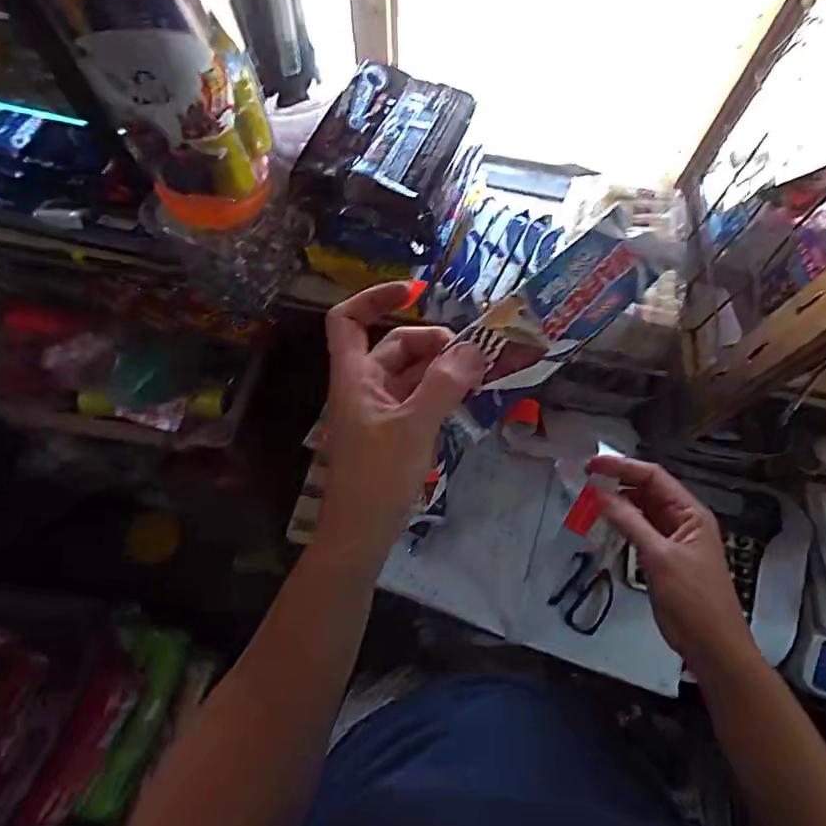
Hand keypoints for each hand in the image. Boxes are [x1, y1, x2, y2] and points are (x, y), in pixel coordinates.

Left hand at [318, 282, 486, 563]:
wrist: (361, 533)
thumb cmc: (377, 478)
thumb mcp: (414, 427)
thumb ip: (444, 385)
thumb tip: (475, 349)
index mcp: (354, 376)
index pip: (347, 319)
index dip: (375, 297)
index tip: (415, 291)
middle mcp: (364, 385)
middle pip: (394, 344)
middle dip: (432, 342)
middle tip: (472, 356)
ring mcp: (380, 408)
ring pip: (412, 372)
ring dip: (443, 367)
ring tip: (478, 373)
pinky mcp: (395, 429)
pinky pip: (420, 396)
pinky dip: (442, 390)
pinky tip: (466, 396)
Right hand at [588, 455, 762, 678]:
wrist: (713, 646)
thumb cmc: (694, 600)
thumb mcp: (660, 557)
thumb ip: (630, 523)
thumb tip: (601, 494)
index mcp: (691, 513)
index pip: (654, 477)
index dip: (623, 467)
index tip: (592, 465)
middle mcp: (683, 520)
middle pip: (648, 490)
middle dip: (618, 482)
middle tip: (585, 480)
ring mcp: (673, 540)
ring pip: (642, 510)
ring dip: (618, 503)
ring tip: (589, 498)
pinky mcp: (663, 558)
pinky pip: (641, 531)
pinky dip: (622, 524)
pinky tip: (604, 522)